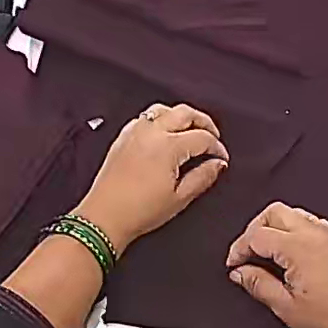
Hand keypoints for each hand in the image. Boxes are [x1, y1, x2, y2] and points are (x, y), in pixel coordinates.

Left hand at [72, 103, 229, 251]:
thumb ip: (203, 177)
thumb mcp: (180, 198)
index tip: (221, 158)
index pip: (203, 137)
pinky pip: (146, 117)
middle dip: (204, 123)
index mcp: (168, 146)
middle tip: (213, 137)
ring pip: (164, 109)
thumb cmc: (138, 211)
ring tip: (191, 131)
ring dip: (182, 117)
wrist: (105, 217)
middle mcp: (151, 133)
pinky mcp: (123, 137)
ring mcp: (135, 132)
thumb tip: (217, 164)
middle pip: (186, 113)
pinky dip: (160, 120)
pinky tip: (165, 134)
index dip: (217, 147)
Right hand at [225, 202, 327, 327]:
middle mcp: (315, 235)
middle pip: (273, 213)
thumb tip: (241, 273)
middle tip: (246, 255)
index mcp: (298, 247)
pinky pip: (309, 224)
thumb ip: (258, 284)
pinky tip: (289, 256)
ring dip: (274, 228)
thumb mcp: (285, 307)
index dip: (239, 249)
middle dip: (254, 231)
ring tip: (265, 254)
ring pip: (292, 214)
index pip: (257, 235)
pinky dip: (293, 232)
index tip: (234, 265)